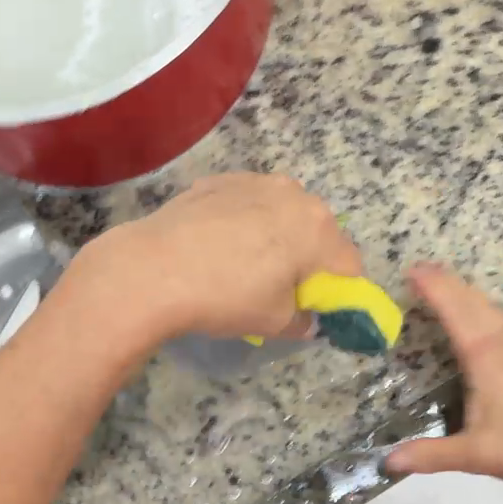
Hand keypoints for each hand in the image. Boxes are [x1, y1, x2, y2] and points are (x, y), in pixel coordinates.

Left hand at [64, 174, 363, 342]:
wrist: (153, 268)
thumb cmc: (226, 297)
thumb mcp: (274, 322)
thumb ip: (302, 321)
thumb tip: (307, 319)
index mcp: (318, 229)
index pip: (349, 265)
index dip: (340, 293)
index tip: (319, 310)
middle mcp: (294, 195)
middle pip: (317, 233)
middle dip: (308, 261)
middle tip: (281, 291)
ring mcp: (255, 181)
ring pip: (281, 214)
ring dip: (276, 238)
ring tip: (245, 268)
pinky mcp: (219, 181)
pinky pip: (246, 205)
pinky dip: (243, 225)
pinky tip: (218, 249)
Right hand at [385, 265, 502, 488]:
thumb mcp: (471, 454)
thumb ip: (428, 455)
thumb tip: (388, 462)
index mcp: (486, 357)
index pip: (455, 311)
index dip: (433, 288)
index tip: (411, 270)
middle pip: (473, 301)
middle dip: (446, 282)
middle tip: (419, 270)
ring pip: (491, 308)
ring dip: (466, 294)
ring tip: (445, 287)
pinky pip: (502, 320)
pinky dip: (483, 309)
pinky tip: (481, 318)